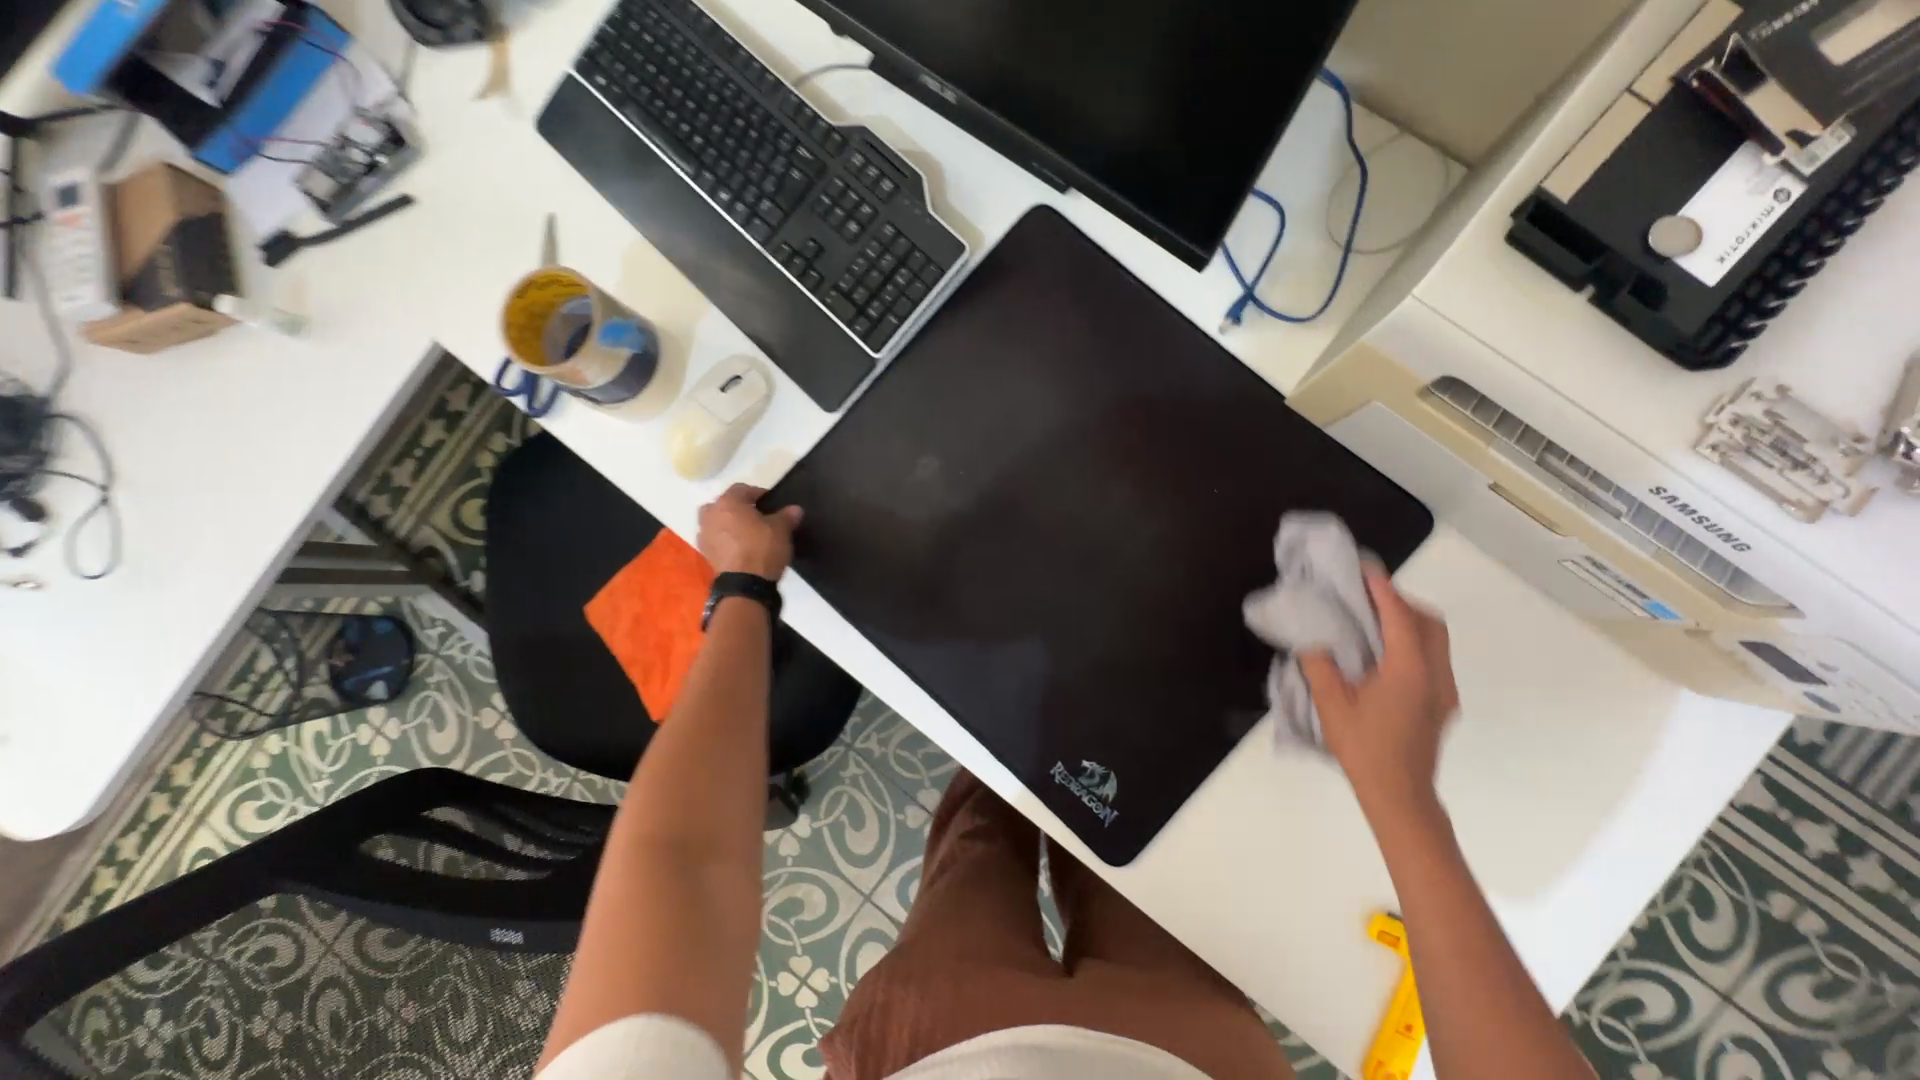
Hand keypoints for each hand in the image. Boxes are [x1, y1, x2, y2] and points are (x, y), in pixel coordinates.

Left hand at [697, 485, 802, 579]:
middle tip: (756, 518)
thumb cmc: (762, 548)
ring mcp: (704, 534)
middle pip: (724, 504)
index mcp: (728, 502)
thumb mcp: (781, 530)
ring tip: (747, 534)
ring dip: (728, 524)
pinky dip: (724, 540)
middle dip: (738, 508)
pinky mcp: (705, 553)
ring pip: (717, 521)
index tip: (771, 503)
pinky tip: (739, 548)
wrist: (744, 584)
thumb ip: (787, 516)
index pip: (742, 489)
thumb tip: (795, 509)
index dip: (758, 493)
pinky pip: (715, 538)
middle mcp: (711, 514)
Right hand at [1300, 563, 1458, 813]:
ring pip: (1436, 642)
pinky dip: (1413, 645)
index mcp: (1408, 669)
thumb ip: (1320, 664)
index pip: (1399, 616)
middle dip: (1402, 603)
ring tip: (1375, 623)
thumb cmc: (1364, 748)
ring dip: (1410, 624)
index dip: (1382, 589)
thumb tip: (1313, 638)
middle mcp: (1435, 675)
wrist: (1399, 795)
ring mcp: (1444, 691)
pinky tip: (1385, 658)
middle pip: (1430, 623)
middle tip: (1368, 598)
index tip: (1365, 569)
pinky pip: (1434, 660)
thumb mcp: (1331, 704)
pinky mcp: (1442, 705)